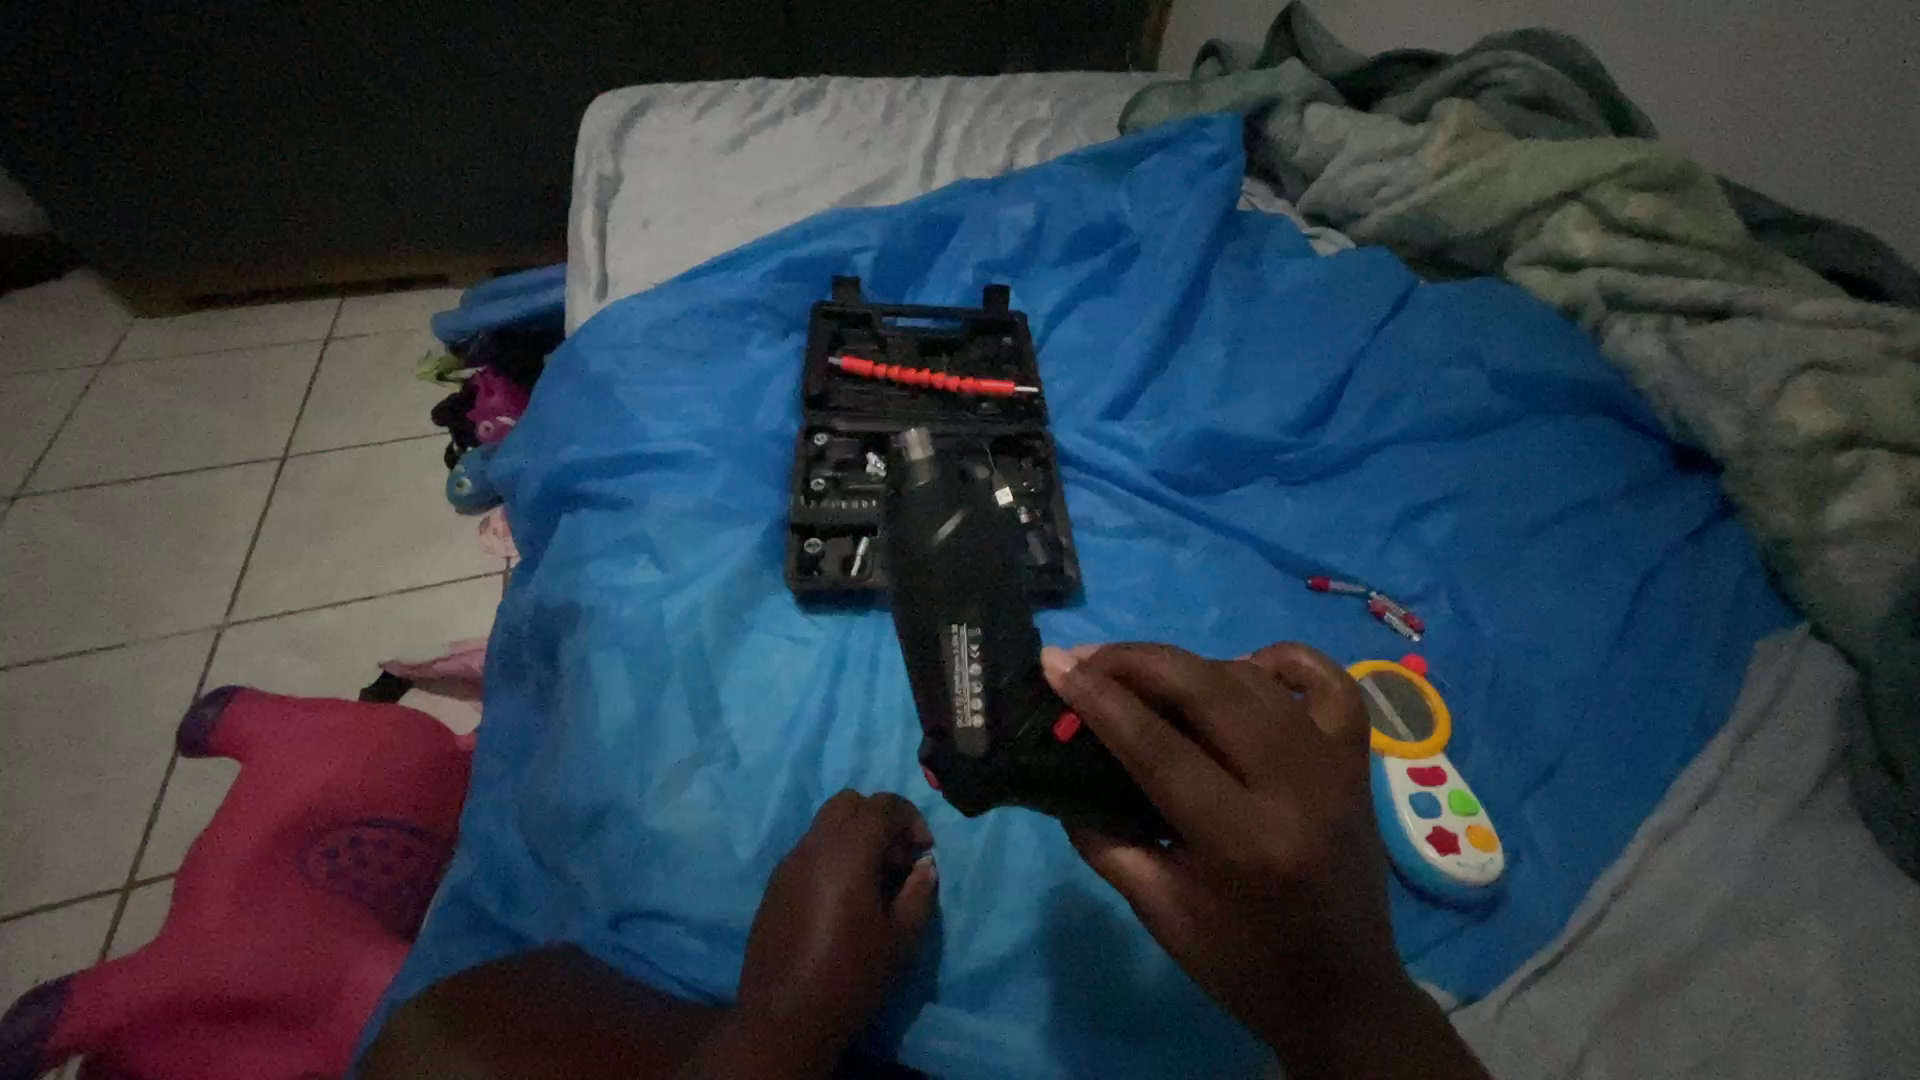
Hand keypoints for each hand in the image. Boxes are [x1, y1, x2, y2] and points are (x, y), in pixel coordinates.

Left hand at [736, 790, 937, 1052]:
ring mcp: (789, 862)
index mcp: (847, 852)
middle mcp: (814, 845)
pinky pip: (810, 848)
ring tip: (873, 877)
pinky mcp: (776, 883)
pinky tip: (843, 895)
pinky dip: (833, 853)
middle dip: (880, 817)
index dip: (910, 818)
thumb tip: (925, 864)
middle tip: (897, 856)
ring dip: (855, 834)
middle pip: (850, 803)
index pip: (882, 806)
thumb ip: (919, 891)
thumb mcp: (899, 937)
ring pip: (826, 822)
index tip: (924, 849)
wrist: (782, 1019)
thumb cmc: (850, 976)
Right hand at [1040, 642, 1423, 1058]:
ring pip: (1254, 680)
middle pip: (1208, 690)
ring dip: (1188, 664)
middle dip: (1135, 662)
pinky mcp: (1358, 763)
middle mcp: (1296, 791)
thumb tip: (1063, 771)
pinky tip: (1242, 669)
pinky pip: (1331, 683)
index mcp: (1242, 842)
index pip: (1157, 747)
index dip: (1098, 699)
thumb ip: (1103, 840)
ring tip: (1142, 674)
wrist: (1345, 996)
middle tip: (1086, 657)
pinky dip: (1282, 661)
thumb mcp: (1157, 911)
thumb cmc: (1242, 963)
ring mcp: (1336, 769)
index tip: (1054, 663)